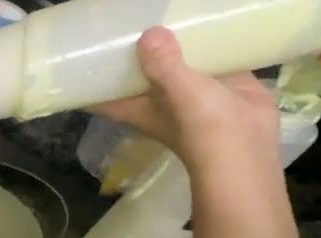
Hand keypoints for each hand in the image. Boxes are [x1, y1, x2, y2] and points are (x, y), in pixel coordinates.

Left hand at [91, 27, 278, 174]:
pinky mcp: (216, 78)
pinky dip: (206, 39)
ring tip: (161, 13)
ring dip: (169, 43)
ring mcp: (184, 87)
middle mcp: (153, 97)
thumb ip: (163, 66)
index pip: (98, 95)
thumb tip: (146, 35)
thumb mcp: (177, 92)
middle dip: (129, 52)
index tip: (75, 59)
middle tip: (124, 23)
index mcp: (132, 106)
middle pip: (134, 73)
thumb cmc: (200, 124)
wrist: (244, 141)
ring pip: (171, 60)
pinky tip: (206, 17)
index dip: (85, 80)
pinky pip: (207, 54)